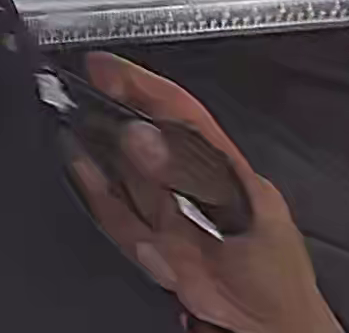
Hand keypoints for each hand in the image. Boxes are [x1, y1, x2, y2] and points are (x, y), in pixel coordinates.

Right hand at [67, 52, 341, 332]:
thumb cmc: (278, 284)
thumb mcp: (239, 215)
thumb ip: (188, 174)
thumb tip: (140, 137)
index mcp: (224, 169)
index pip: (178, 112)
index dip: (139, 82)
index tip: (102, 65)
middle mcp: (191, 186)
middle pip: (144, 135)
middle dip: (113, 105)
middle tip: (85, 84)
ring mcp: (168, 213)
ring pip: (122, 166)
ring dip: (96, 139)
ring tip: (71, 113)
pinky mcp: (148, 241)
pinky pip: (112, 207)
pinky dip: (91, 184)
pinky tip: (76, 160)